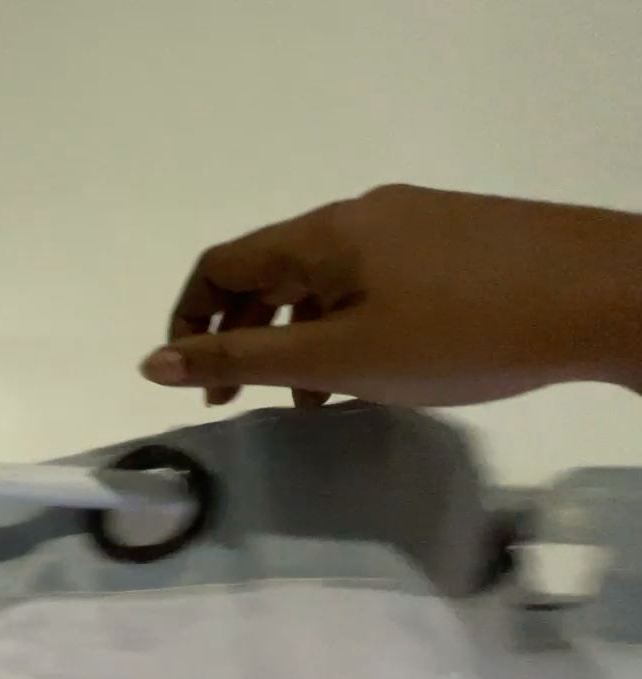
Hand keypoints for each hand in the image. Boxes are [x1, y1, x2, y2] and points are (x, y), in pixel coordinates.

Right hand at [140, 184, 641, 406]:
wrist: (632, 300)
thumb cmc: (460, 332)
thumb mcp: (330, 357)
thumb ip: (234, 359)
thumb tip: (149, 364)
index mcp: (322, 234)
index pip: (218, 267)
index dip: (187, 320)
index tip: (189, 376)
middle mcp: (359, 216)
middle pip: (264, 275)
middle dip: (235, 336)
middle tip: (232, 396)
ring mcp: (412, 224)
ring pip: (315, 284)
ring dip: (288, 339)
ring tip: (300, 398)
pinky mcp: (454, 242)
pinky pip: (365, 284)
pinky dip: (338, 327)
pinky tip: (358, 372)